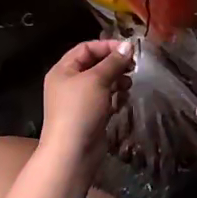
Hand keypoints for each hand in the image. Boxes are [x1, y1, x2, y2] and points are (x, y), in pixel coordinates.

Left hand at [40, 39, 131, 162]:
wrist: (73, 152)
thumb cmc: (80, 110)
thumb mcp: (97, 80)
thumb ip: (113, 62)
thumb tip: (128, 46)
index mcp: (63, 70)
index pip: (86, 48)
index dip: (107, 46)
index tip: (129, 50)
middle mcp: (69, 83)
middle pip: (95, 65)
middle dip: (115, 65)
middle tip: (133, 68)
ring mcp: (80, 101)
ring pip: (103, 83)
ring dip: (117, 82)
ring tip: (127, 86)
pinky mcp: (90, 115)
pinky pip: (105, 100)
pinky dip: (115, 98)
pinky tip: (122, 101)